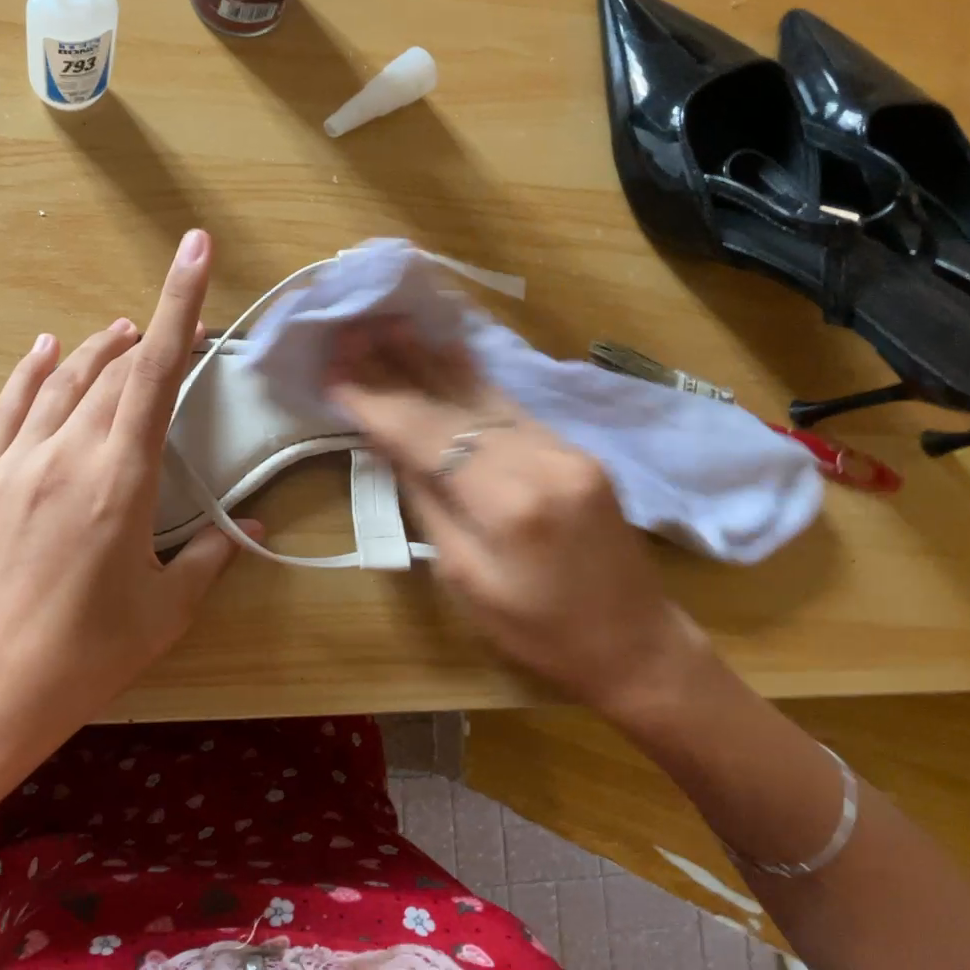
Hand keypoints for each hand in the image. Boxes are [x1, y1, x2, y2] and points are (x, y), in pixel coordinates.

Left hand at [0, 230, 253, 845]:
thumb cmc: (88, 656)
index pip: (158, 373)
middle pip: (114, 371)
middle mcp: (68, 454)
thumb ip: (211, 556)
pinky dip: (31, 373)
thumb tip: (253, 523)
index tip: (194, 249)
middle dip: (148, 338)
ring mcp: (17, 462)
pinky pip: (9, 408)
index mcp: (122, 481)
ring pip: (63, 382)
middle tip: (174, 328)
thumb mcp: (165, 611)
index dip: (180, 305)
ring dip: (97, 351)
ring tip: (122, 333)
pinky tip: (44, 350)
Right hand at [324, 318, 707, 714]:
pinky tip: (444, 352)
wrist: (636, 645)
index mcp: (509, 502)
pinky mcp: (575, 451)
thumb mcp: (467, 579)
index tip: (334, 375)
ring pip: (483, 396)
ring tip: (390, 325)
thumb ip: (428, 505)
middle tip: (352, 331)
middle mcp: (541, 459)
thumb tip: (390, 447)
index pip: (425, 436)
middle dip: (396, 367)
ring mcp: (565, 449)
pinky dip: (470, 380)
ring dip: (430, 361)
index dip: (376, 404)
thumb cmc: (539, 632)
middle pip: (452, 404)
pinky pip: (509, 408)